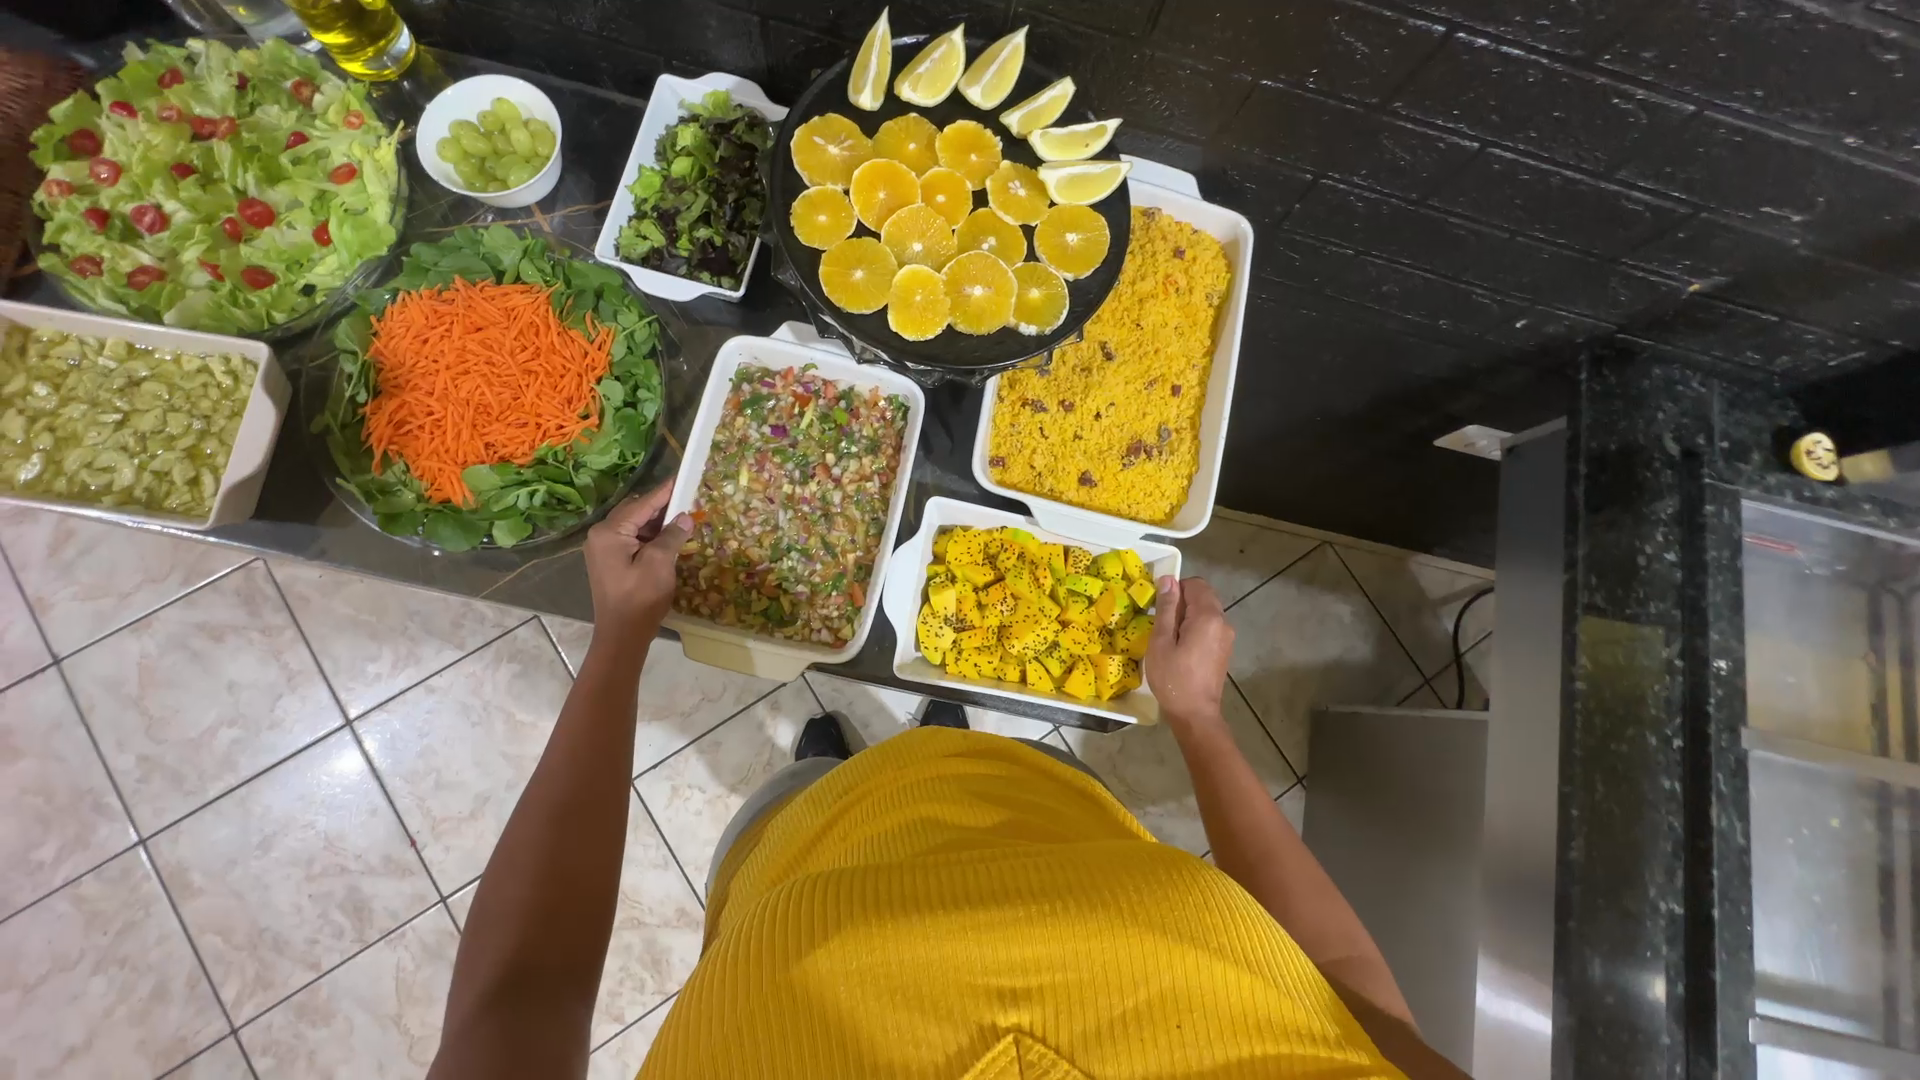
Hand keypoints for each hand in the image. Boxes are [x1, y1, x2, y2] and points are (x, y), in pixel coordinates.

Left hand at [583, 480, 690, 641]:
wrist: (622, 634)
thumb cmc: (640, 598)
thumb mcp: (659, 563)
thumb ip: (671, 535)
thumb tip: (685, 517)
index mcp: (609, 532)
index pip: (642, 504)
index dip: (665, 492)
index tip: (682, 478)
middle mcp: (601, 536)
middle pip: (635, 512)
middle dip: (662, 506)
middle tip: (688, 499)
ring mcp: (604, 549)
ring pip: (635, 526)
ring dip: (658, 523)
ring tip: (683, 518)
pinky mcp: (611, 562)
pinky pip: (633, 539)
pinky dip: (651, 536)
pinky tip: (669, 538)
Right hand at [1145, 576, 1234, 726]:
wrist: (1195, 714)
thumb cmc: (1173, 678)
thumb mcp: (1161, 641)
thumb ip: (1167, 608)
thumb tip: (1168, 580)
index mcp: (1208, 617)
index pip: (1195, 584)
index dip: (1175, 588)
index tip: (1159, 605)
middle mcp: (1223, 622)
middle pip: (1204, 595)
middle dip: (1182, 601)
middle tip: (1161, 621)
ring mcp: (1227, 636)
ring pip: (1207, 611)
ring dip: (1188, 614)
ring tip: (1169, 636)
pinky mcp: (1224, 649)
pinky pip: (1210, 626)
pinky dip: (1195, 627)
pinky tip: (1181, 647)